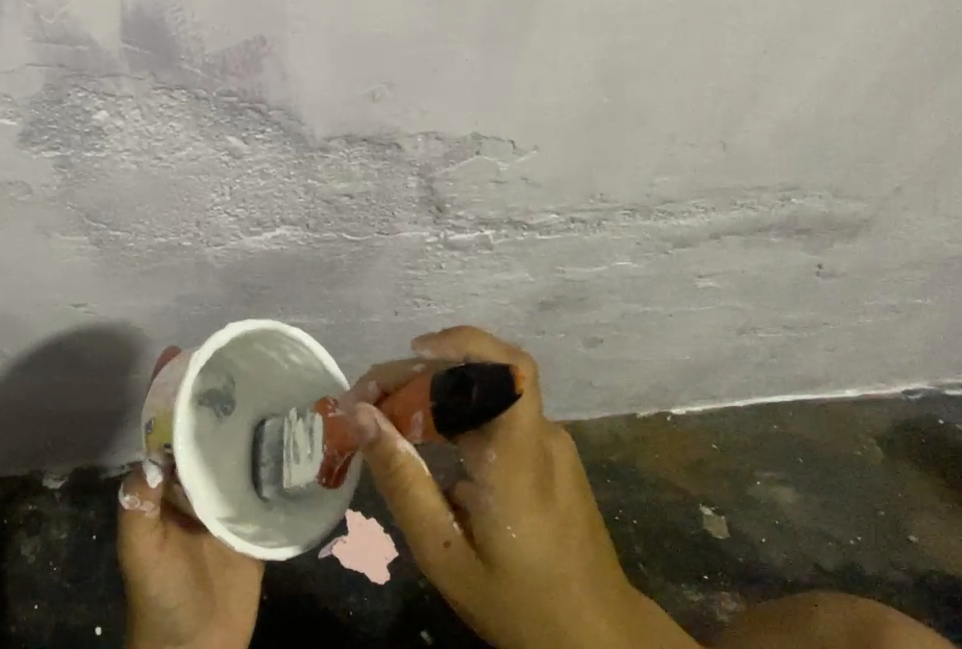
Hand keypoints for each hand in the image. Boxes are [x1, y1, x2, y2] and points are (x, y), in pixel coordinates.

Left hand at [118, 347, 262, 648]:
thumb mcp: (139, 550)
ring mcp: (224, 503)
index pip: (162, 429)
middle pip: (202, 434)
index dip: (165, 392)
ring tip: (274, 390)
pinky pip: (264, 489)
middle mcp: (192, 486)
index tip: (178, 353)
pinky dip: (277, 466)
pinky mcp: (253, 525)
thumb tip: (151, 456)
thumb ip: (138, 506)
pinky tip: (298, 442)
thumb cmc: (159, 598)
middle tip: (238, 365)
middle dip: (212, 399)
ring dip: (247, 426)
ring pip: (233, 455)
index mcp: (162, 486)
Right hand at [349, 327, 698, 648]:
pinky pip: (493, 419)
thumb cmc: (520, 603)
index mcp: (518, 457)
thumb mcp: (444, 552)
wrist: (600, 640)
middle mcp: (540, 439)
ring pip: (483, 395)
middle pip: (478, 376)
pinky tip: (419, 442)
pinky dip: (451, 416)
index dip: (463, 342)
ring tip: (381, 419)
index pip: (509, 368)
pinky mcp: (546, 461)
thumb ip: (402, 480)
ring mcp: (548, 449)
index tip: (413, 350)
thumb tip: (361, 415)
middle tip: (365, 402)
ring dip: (430, 394)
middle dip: (416, 375)